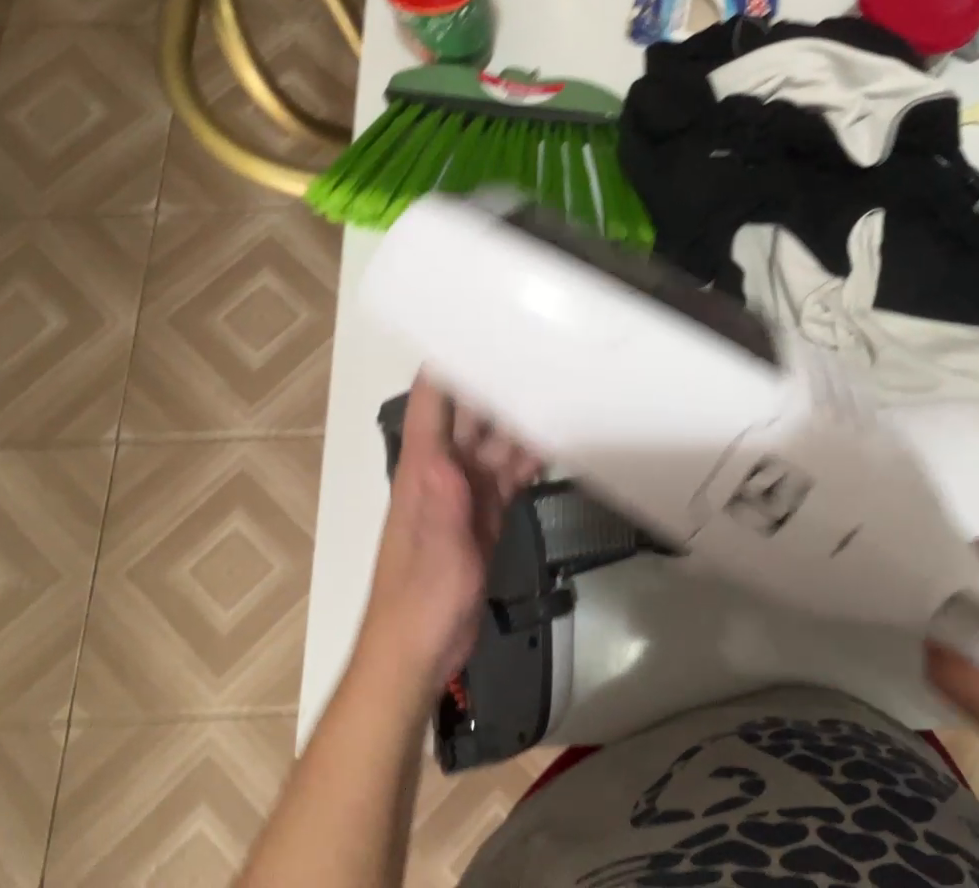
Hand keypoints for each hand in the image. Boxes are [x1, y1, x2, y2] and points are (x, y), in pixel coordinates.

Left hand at [355, 374, 541, 698]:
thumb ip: (442, 502)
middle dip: (499, 382)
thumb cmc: (419, 601)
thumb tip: (449, 451)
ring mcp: (465, 494)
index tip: (482, 326)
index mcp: (423, 470)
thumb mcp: (435, 552)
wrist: (419, 653)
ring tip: (559, 386)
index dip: (451, 362)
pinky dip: (530, 458)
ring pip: (496, 443)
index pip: (433, 402)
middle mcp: (444, 472)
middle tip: (540, 351)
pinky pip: (509, 475)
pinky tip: (556, 440)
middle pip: (472, 415)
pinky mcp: (484, 516)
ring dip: (522, 419)